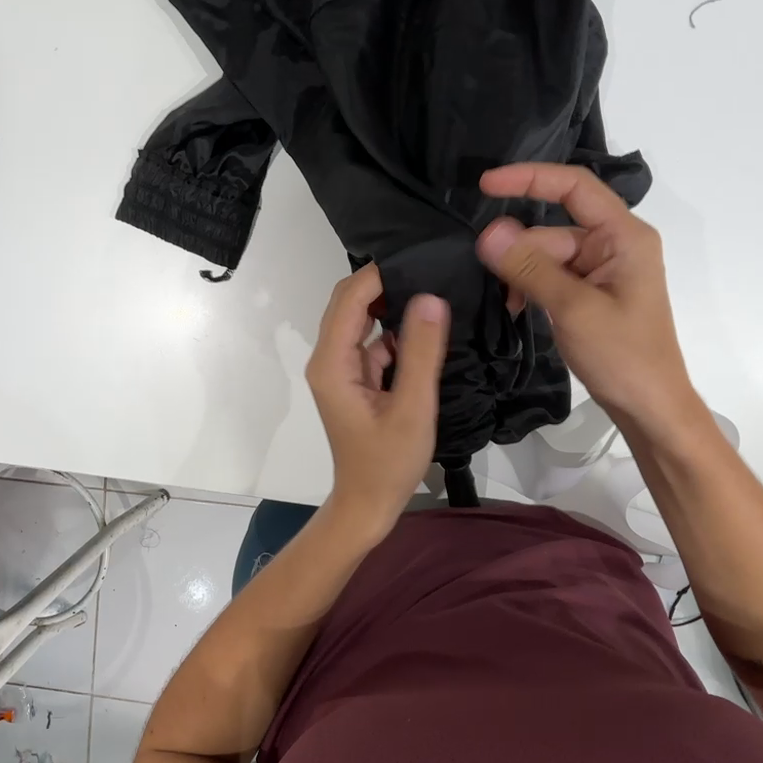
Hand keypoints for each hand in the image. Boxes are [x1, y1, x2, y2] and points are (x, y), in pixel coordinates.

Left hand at [305, 264, 448, 534]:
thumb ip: (420, 352)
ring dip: (392, 306)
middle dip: (386, 284)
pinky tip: (427, 327)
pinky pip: (371, 342)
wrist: (368, 503)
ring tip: (435, 290)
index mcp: (332, 364)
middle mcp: (328, 359)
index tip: (423, 259)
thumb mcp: (412, 408)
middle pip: (349, 302)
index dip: (380, 273)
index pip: (349, 298)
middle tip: (432, 270)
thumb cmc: (388, 462)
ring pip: (361, 320)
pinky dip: (395, 332)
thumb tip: (430, 297)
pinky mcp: (354, 379)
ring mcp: (339, 369)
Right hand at [475, 162, 698, 430]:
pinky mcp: (590, 294)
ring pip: (546, 256)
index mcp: (624, 236)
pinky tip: (519, 311)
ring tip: (512, 307)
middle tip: (498, 286)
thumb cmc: (623, 356)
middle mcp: (614, 245)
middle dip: (521, 252)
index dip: (529, 178)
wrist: (650, 407)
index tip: (485, 186)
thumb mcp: (573, 308)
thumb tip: (489, 232)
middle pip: (552, 229)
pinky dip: (530, 289)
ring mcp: (602, 271)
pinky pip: (550, 277)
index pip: (574, 187)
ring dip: (522, 276)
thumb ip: (530, 267)